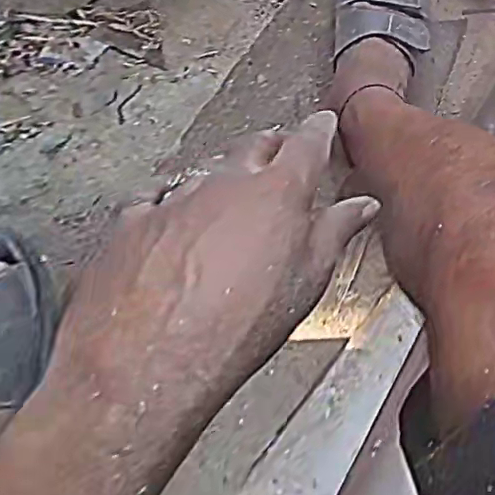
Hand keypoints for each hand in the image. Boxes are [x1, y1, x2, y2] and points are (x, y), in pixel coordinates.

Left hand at [46, 110, 378, 410]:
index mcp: (279, 190)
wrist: (143, 370)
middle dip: (273, 146)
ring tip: (229, 207)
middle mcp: (228, 182)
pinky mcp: (132, 223)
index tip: (323, 124)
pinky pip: (155, 199)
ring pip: (208, 172)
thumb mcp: (308, 279)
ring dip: (224, 181)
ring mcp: (176, 198)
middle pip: (256, 145)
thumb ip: (337, 230)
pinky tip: (172, 226)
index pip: (308, 141)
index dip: (320, 129)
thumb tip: (362, 206)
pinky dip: (170, 205)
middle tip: (281, 156)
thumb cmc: (234, 329)